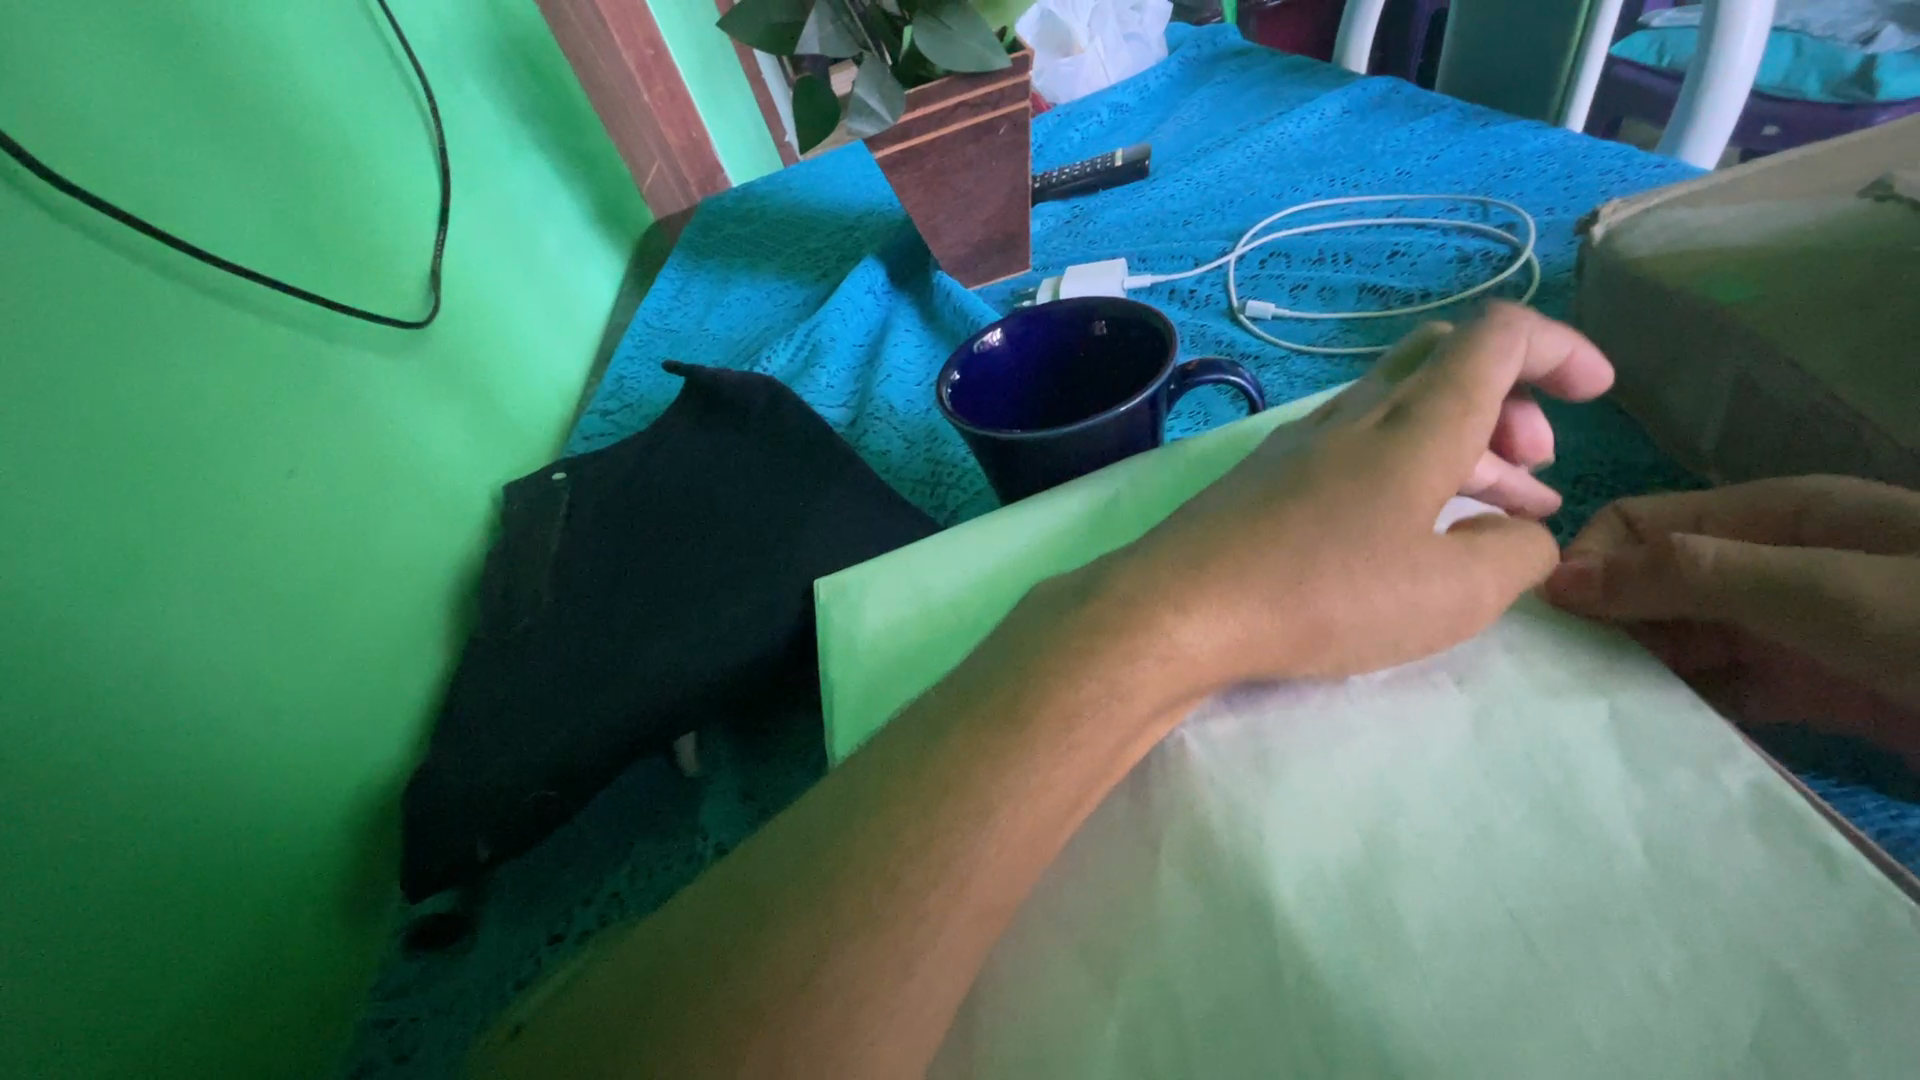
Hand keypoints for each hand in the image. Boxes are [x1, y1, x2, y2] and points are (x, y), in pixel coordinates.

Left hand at [1104, 303, 1614, 687]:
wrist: (1180, 606)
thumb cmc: (1323, 596)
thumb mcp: (1452, 594)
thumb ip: (1515, 555)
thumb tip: (1520, 532)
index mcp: (1412, 424)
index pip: (1496, 336)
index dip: (1558, 347)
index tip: (1597, 391)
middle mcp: (1352, 417)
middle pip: (1439, 362)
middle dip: (1507, 400)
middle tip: (1534, 469)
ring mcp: (1298, 445)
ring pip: (1394, 411)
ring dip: (1455, 445)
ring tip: (1493, 514)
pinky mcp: (1263, 479)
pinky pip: (1348, 449)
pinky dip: (1396, 470)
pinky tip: (1400, 527)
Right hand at [1544, 476, 1919, 762]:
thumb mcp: (1827, 588)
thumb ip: (1689, 576)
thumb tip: (1555, 579)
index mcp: (1765, 520)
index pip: (1630, 526)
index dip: (1584, 566)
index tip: (1550, 626)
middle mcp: (1758, 569)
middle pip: (1640, 586)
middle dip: (1596, 626)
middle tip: (1558, 679)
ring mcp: (1780, 634)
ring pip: (1667, 643)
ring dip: (1627, 674)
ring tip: (1591, 714)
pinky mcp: (1799, 696)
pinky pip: (1709, 697)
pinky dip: (1673, 713)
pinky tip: (1645, 737)